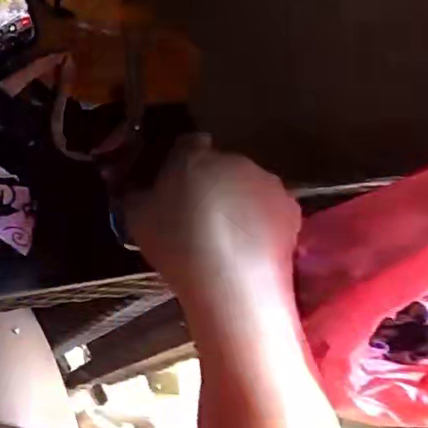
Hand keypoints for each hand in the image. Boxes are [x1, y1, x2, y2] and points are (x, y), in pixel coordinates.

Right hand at [125, 134, 299, 293]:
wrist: (230, 283)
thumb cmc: (175, 246)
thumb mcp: (136, 219)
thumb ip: (136, 194)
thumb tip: (137, 187)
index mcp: (192, 156)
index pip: (187, 143)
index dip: (181, 162)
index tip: (175, 185)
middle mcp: (232, 160)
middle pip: (220, 164)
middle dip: (210, 182)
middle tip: (197, 214)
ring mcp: (266, 182)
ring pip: (248, 184)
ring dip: (237, 199)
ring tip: (225, 235)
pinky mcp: (292, 208)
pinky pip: (270, 206)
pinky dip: (261, 219)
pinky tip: (248, 245)